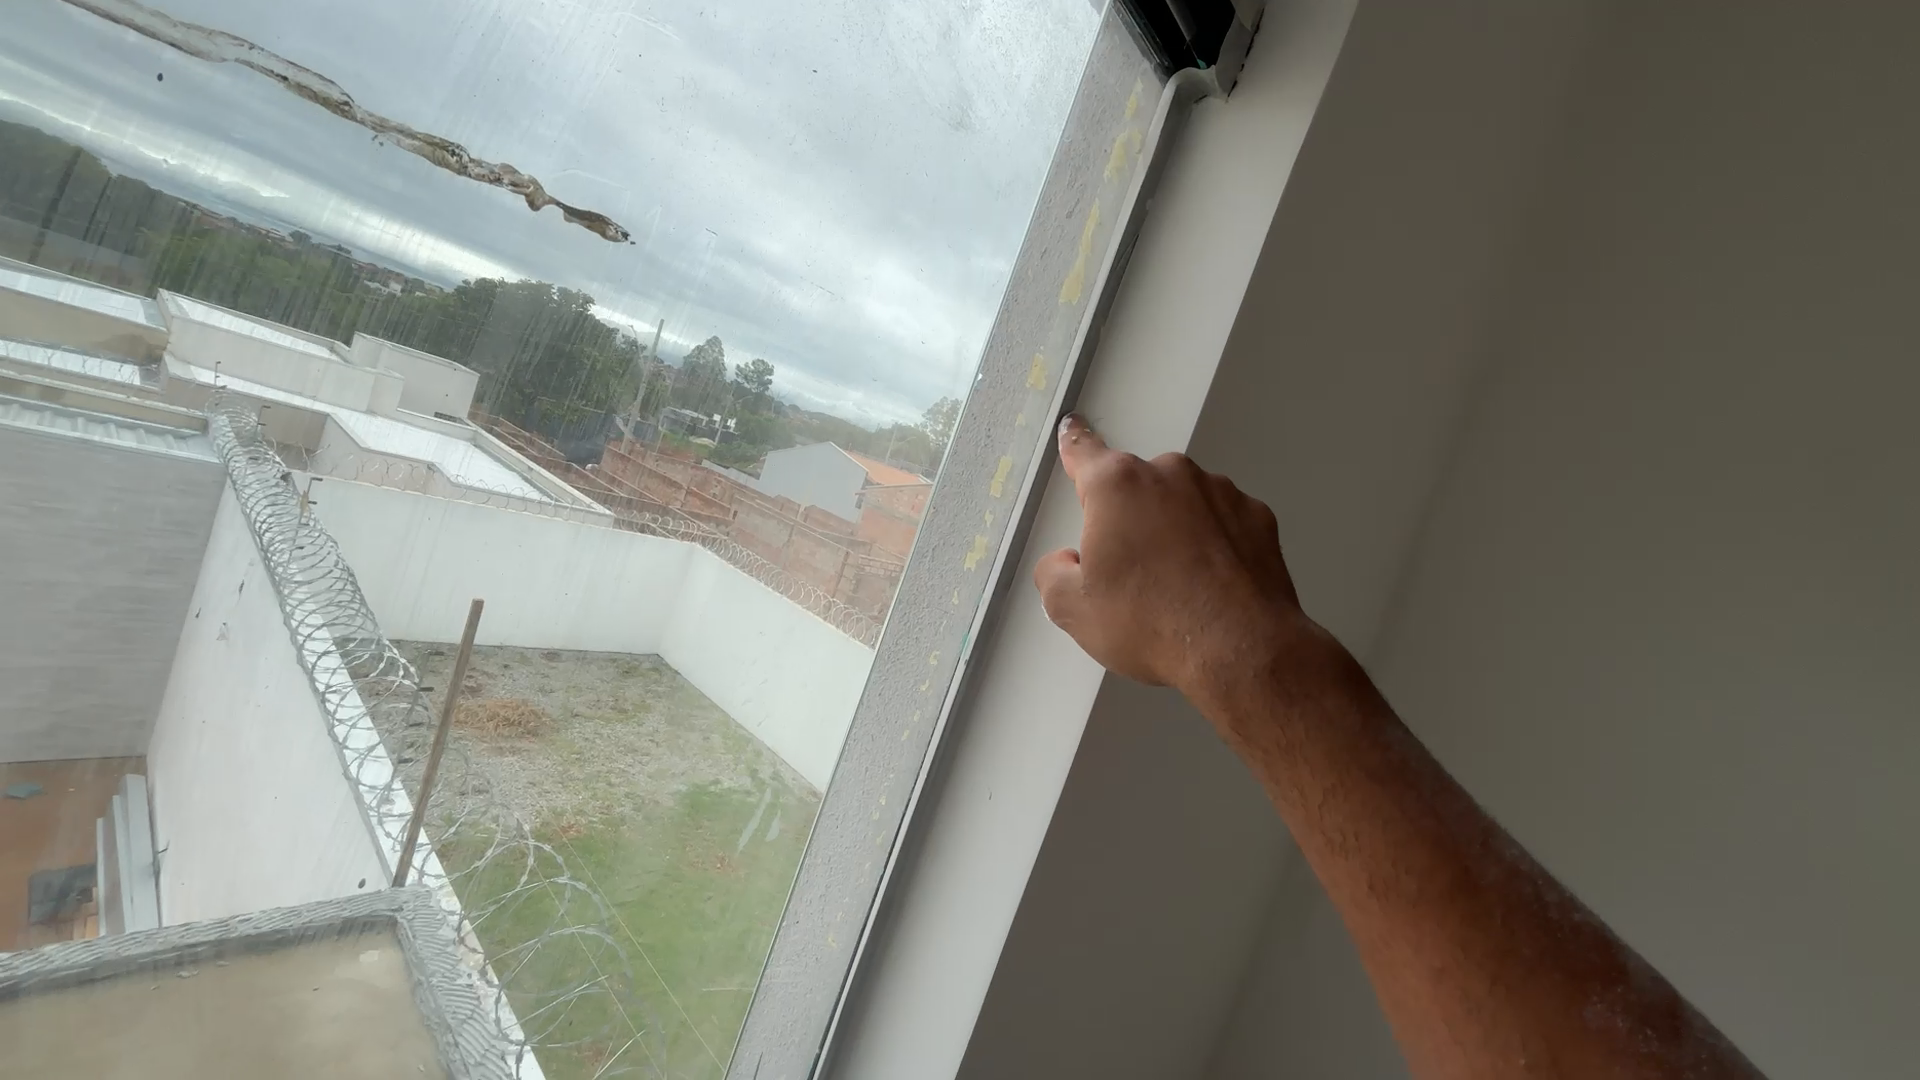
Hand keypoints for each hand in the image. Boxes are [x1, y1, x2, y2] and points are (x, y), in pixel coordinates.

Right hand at [1032, 414, 1319, 698]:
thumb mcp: (1073, 610)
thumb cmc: (1150, 623)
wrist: (1240, 650)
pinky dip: (1212, 545)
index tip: (1072, 428)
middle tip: (1129, 574)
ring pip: (1180, 505)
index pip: (1083, 452)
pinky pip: (1221, 523)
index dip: (1073, 443)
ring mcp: (1219, 492)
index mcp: (1116, 487)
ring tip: (1176, 588)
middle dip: (1128, 520)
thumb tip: (1066, 563)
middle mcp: (1169, 475)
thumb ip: (1054, 575)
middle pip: (1135, 488)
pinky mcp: (1258, 516)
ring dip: (1171, 532)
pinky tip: (1210, 586)